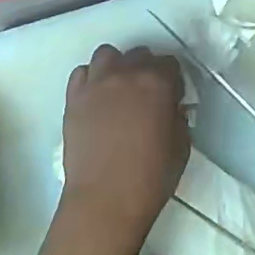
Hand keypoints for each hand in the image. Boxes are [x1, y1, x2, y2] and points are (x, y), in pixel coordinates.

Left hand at [60, 44, 190, 233]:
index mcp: (157, 84)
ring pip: (107, 55)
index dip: (173, 80)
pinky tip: (96, 98)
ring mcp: (96, 83)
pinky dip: (91, 79)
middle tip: (146, 95)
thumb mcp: (180, 149)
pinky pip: (82, 73)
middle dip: (146, 70)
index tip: (172, 97)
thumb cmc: (150, 178)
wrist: (105, 200)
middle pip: (139, 55)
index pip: (170, 63)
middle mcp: (125, 73)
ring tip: (118, 89)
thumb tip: (173, 108)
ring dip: (116, 66)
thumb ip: (179, 119)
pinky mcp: (74, 96)